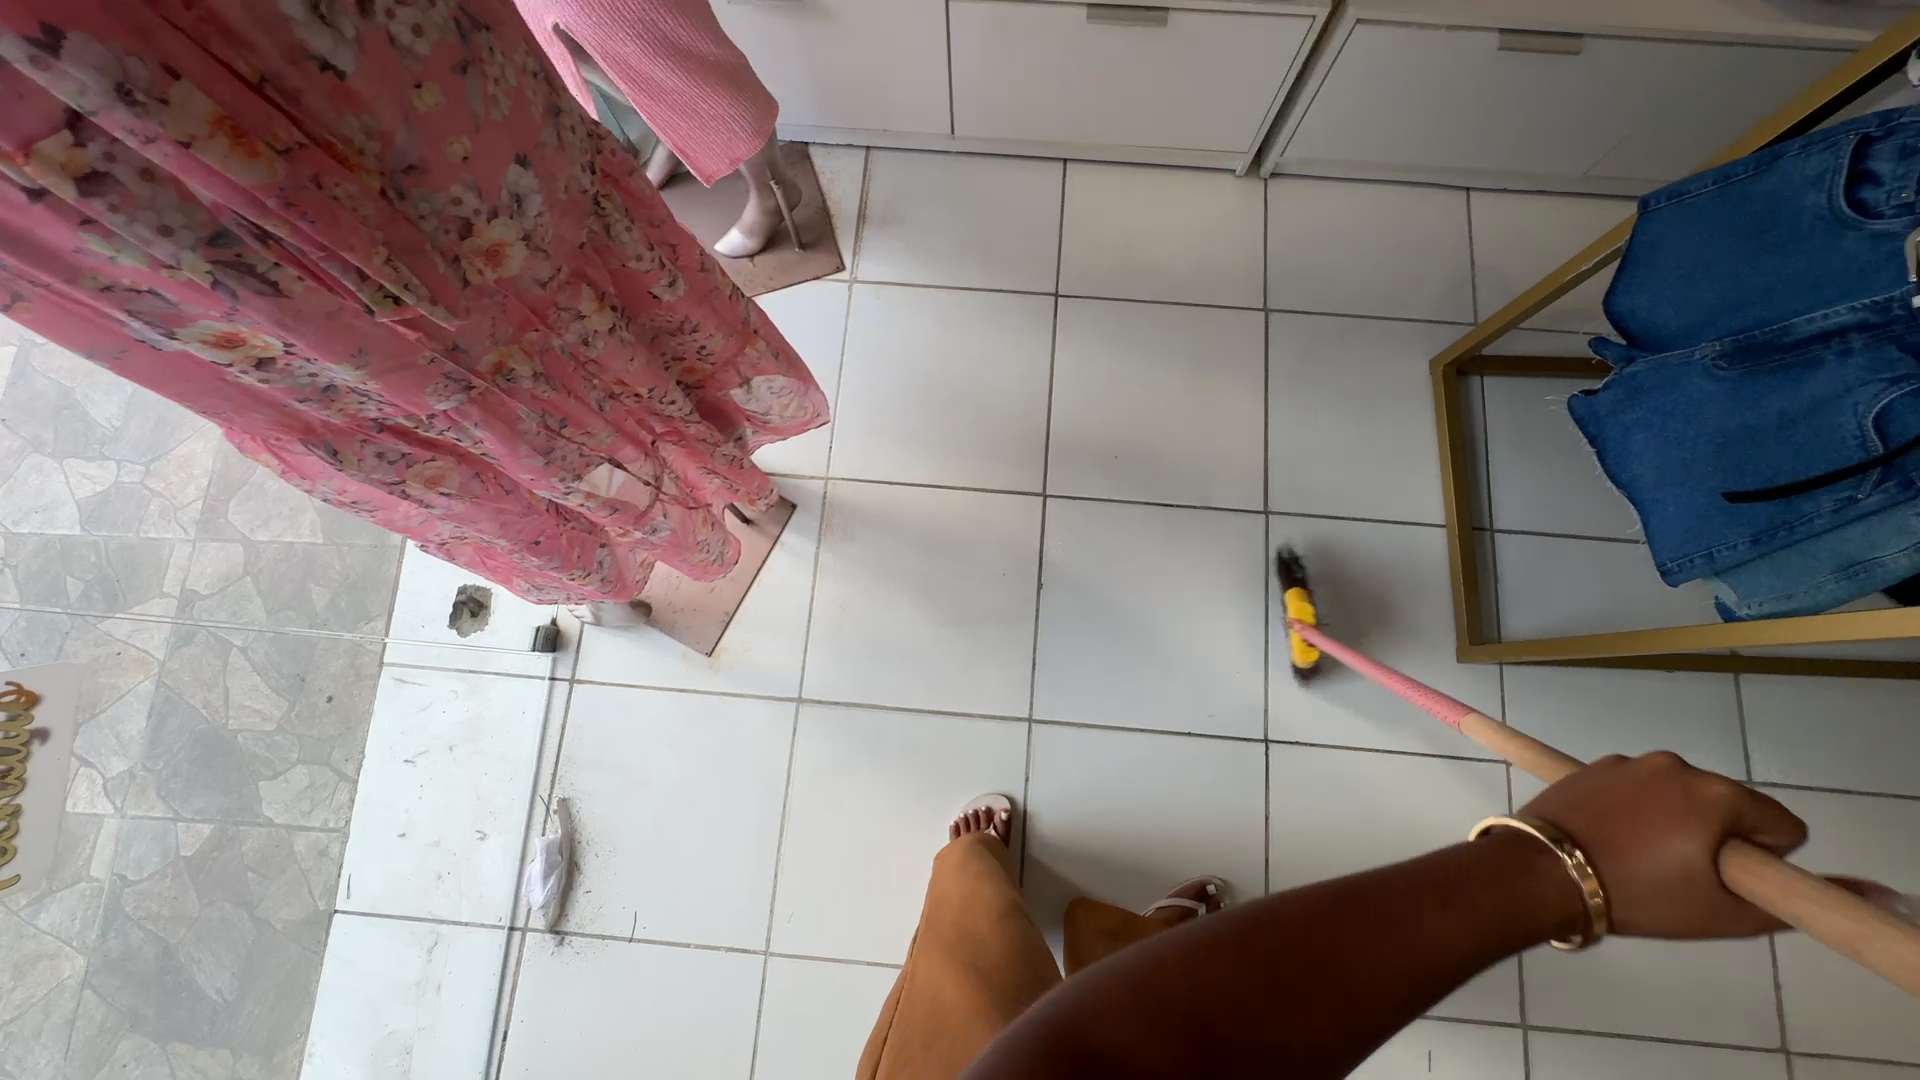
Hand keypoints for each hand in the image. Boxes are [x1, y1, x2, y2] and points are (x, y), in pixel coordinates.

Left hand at [1518, 752, 1805, 938]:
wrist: (1542, 870)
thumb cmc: (1640, 892)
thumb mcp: (1730, 910)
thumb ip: (1804, 900)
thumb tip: (1884, 895)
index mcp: (1715, 792)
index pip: (1780, 825)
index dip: (1758, 858)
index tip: (1718, 875)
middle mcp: (1673, 764)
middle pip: (1725, 806)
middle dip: (1713, 837)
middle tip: (1672, 869)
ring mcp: (1624, 761)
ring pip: (1677, 798)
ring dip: (1672, 822)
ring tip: (1636, 855)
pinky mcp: (1588, 766)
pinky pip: (1634, 790)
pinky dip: (1633, 810)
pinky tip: (1609, 836)